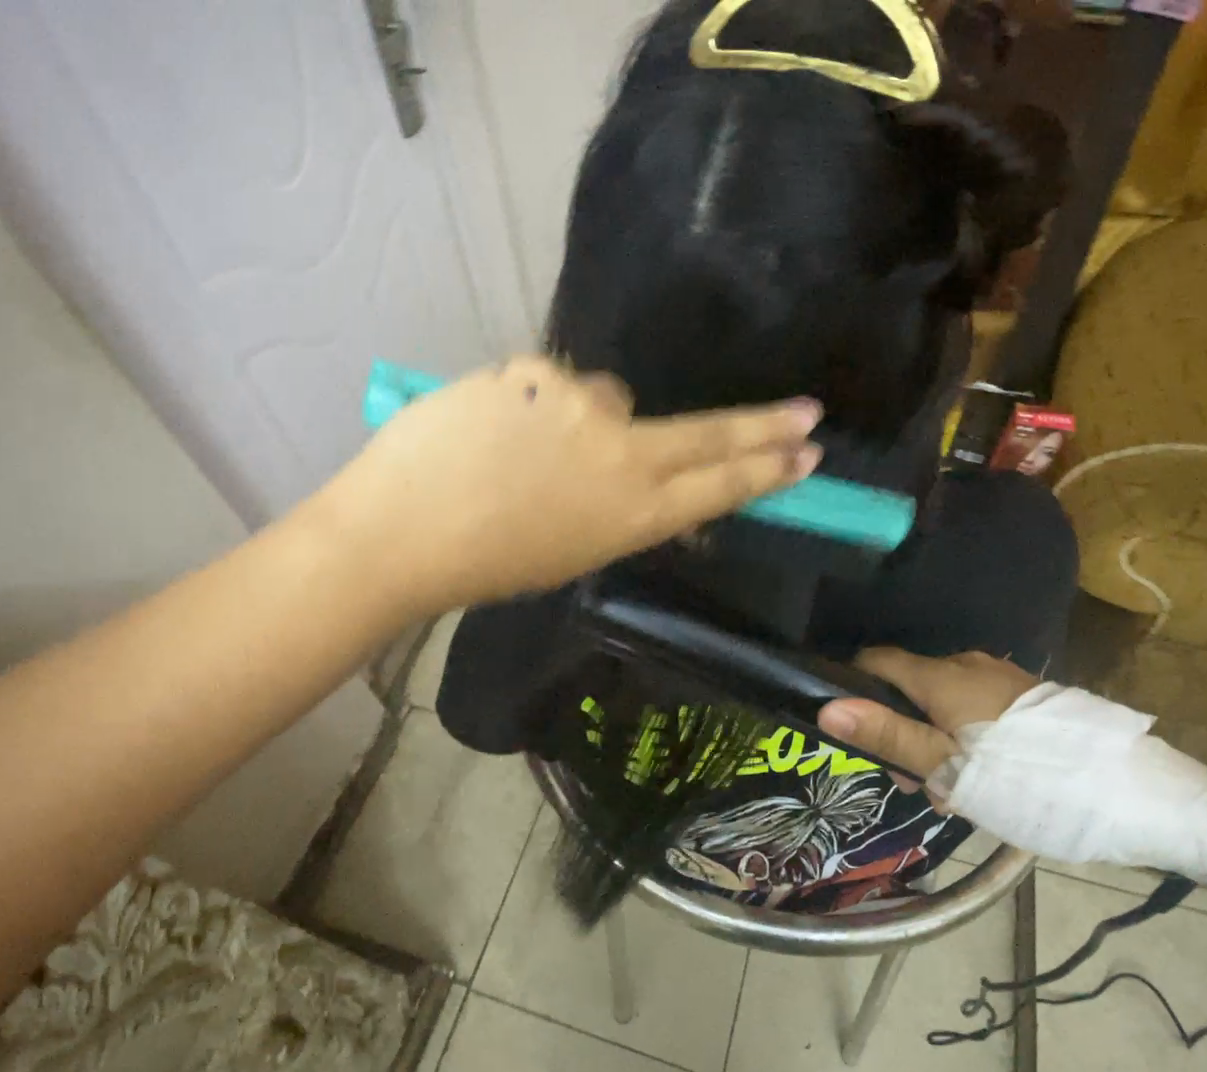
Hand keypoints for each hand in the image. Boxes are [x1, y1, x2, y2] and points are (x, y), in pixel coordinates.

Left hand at [320, 357, 822, 613]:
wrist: (400, 532)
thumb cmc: (486, 563)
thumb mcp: (574, 553)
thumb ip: (623, 512)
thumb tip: (650, 483)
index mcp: (632, 514)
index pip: (719, 484)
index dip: (766, 469)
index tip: (806, 452)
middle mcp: (623, 456)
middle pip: (706, 434)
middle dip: (762, 427)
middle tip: (804, 413)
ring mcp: (582, 407)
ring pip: (607, 399)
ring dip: (586, 419)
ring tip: (526, 453)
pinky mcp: (535, 372)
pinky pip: (551, 385)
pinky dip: (534, 405)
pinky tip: (495, 430)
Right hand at [818, 649, 1206, 879]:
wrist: (1133, 795)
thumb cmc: (1027, 784)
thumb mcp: (948, 770)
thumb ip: (887, 736)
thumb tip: (826, 707)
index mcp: (942, 676)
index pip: (873, 659)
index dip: (852, 689)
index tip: (856, 735)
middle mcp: (968, 664)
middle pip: (909, 687)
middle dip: (901, 732)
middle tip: (920, 787)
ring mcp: (1002, 678)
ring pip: (943, 703)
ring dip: (935, 742)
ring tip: (959, 796)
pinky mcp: (1029, 698)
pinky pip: (976, 709)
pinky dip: (967, 739)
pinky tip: (990, 781)